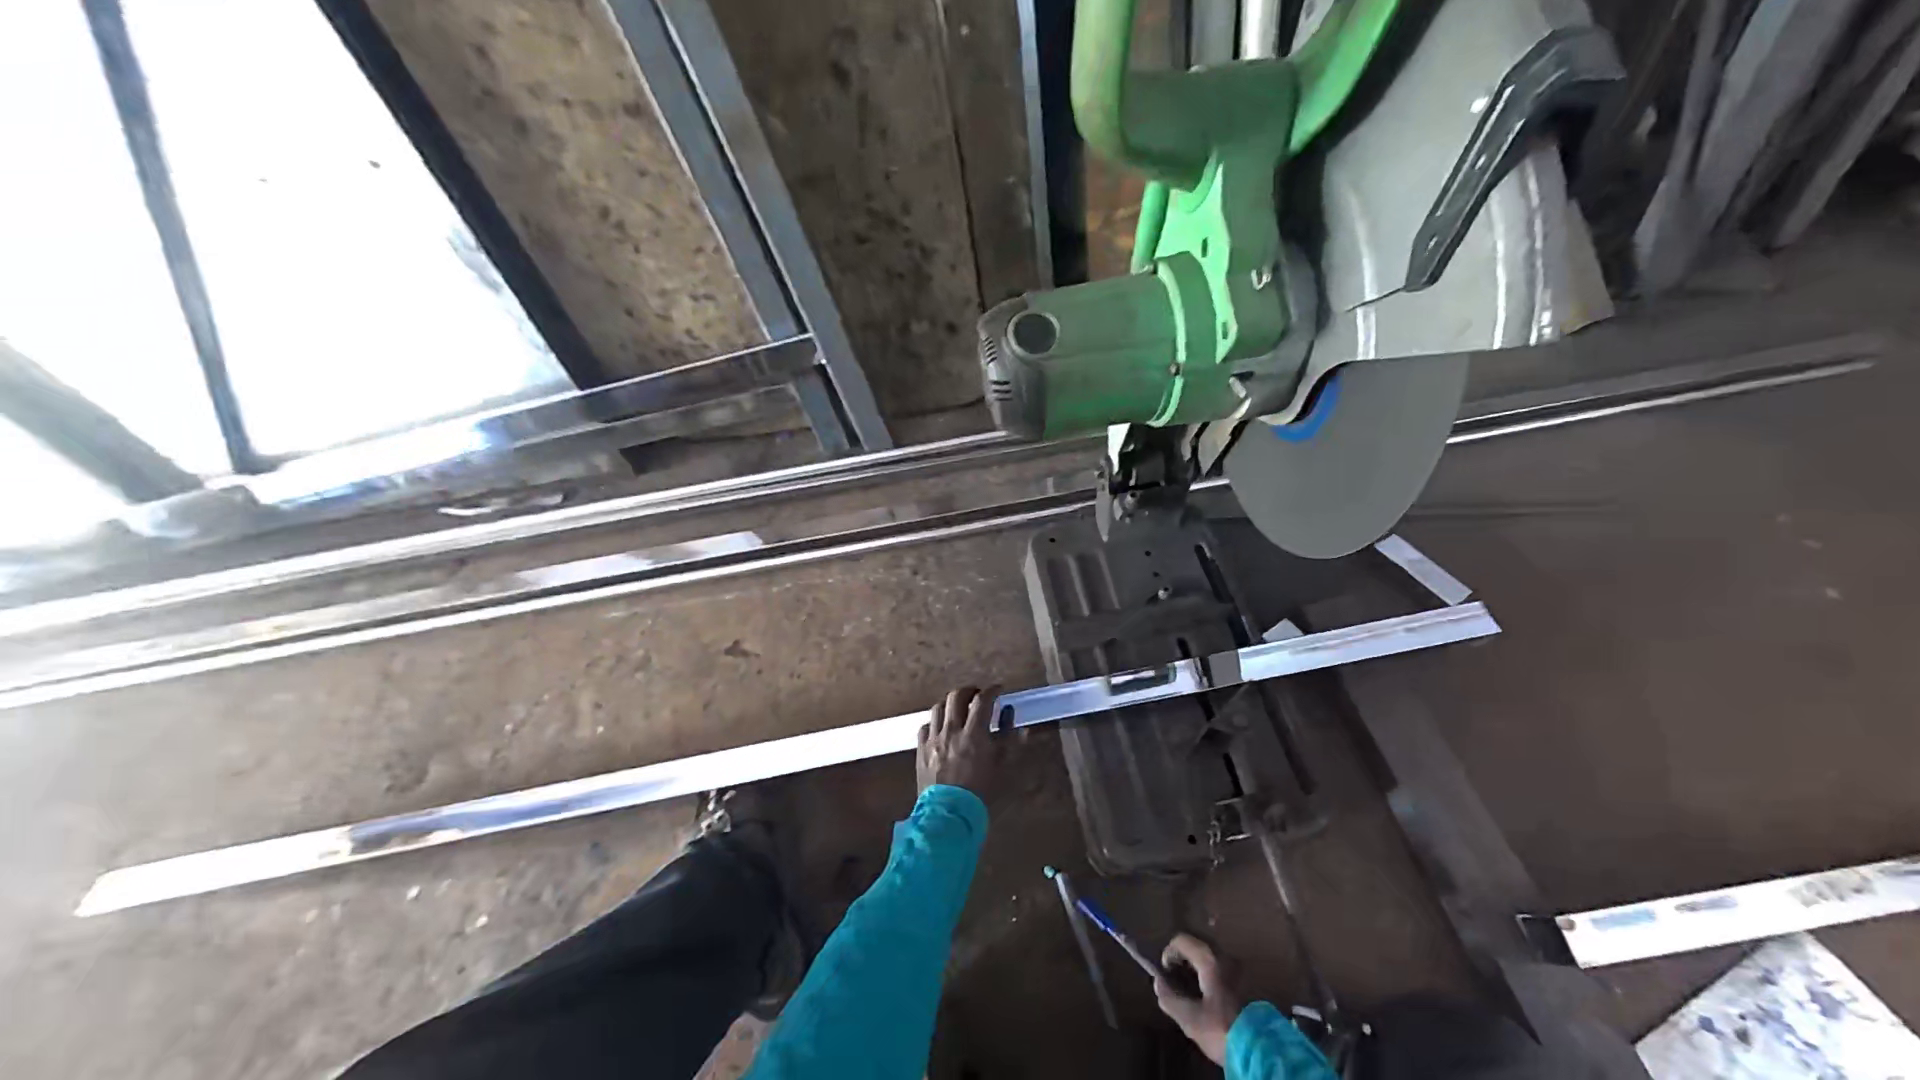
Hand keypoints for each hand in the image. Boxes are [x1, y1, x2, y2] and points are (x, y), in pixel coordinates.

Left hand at [916, 686, 1001, 800]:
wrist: (949, 817)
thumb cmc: (982, 794)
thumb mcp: (1005, 768)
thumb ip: (1010, 739)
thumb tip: (1010, 714)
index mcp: (974, 734)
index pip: (983, 700)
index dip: (992, 690)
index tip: (998, 689)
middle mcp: (951, 731)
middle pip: (956, 697)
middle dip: (969, 690)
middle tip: (978, 694)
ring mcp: (933, 740)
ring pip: (938, 708)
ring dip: (951, 703)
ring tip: (959, 708)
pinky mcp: (920, 750)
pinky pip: (925, 726)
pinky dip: (935, 721)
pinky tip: (941, 727)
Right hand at [1155, 933, 1242, 1065]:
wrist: (1264, 1053)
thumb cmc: (1223, 1031)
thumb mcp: (1190, 1019)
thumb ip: (1169, 998)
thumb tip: (1158, 982)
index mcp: (1210, 961)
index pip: (1182, 940)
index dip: (1169, 952)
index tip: (1166, 972)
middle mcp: (1226, 958)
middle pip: (1198, 948)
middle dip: (1184, 960)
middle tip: (1177, 980)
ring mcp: (1241, 970)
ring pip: (1212, 960)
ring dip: (1199, 969)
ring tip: (1193, 991)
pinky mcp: (1250, 984)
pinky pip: (1223, 971)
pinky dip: (1212, 977)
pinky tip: (1211, 999)